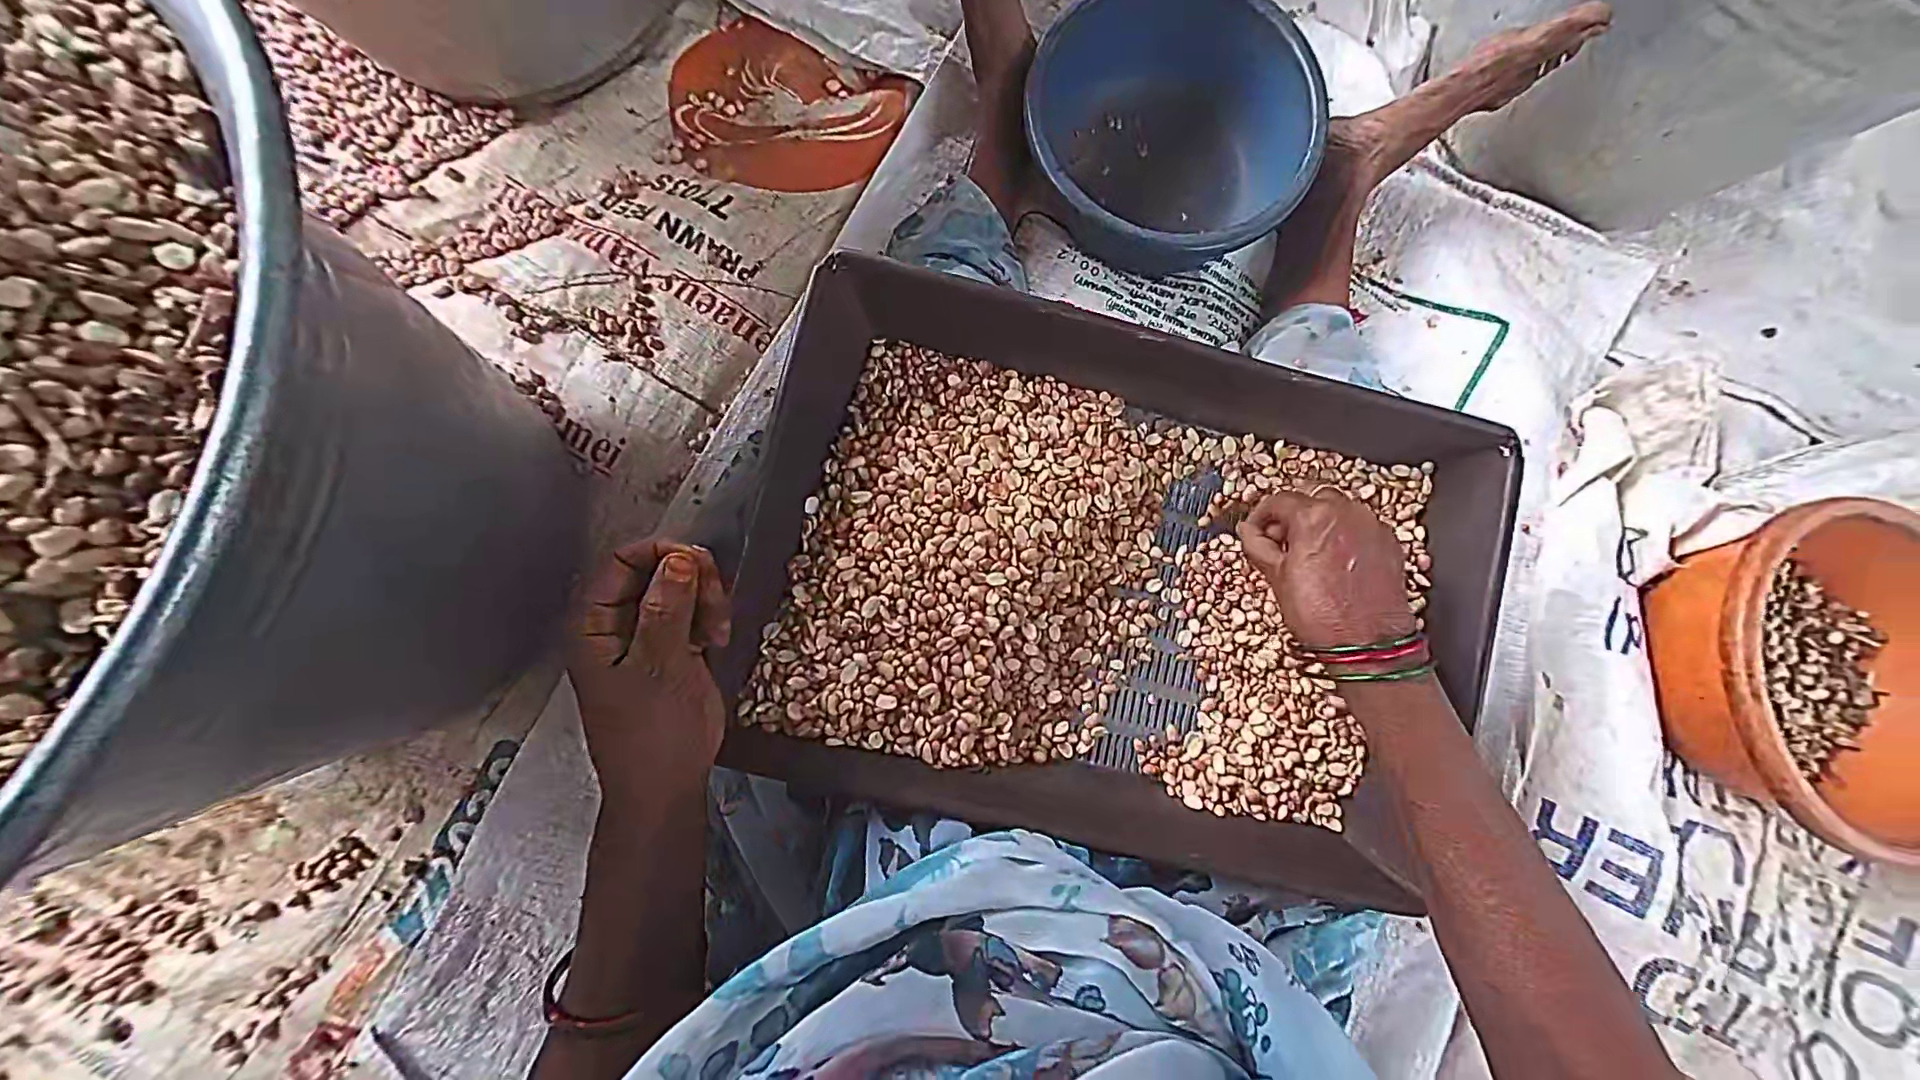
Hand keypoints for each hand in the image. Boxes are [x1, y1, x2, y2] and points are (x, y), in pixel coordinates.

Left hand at [568, 537, 731, 810]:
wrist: (668, 783)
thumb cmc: (651, 733)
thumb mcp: (658, 667)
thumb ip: (667, 609)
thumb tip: (680, 558)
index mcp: (594, 625)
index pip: (621, 563)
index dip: (660, 554)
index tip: (698, 562)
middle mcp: (617, 624)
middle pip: (656, 570)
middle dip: (691, 579)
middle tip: (714, 600)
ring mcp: (648, 635)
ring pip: (681, 589)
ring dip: (706, 599)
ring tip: (717, 630)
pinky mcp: (675, 648)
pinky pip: (695, 612)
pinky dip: (711, 617)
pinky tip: (717, 639)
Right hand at [1236, 489, 1415, 648]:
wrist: (1368, 644)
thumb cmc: (1323, 615)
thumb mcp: (1275, 577)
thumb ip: (1258, 545)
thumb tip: (1249, 532)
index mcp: (1313, 517)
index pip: (1278, 501)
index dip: (1261, 516)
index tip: (1256, 530)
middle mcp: (1346, 513)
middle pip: (1310, 496)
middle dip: (1291, 514)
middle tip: (1278, 539)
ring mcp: (1371, 526)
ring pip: (1338, 507)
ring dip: (1318, 521)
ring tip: (1305, 550)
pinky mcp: (1388, 542)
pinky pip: (1359, 525)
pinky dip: (1342, 533)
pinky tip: (1331, 559)